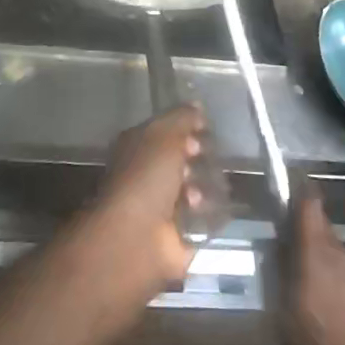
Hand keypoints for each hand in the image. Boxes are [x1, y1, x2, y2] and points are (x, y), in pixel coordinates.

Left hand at [86, 104, 206, 288]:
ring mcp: (165, 206)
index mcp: (138, 148)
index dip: (187, 128)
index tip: (203, 130)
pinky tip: (206, 213)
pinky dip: (210, 214)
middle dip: (198, 159)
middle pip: (186, 159)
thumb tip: (197, 106)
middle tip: (201, 163)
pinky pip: (206, 216)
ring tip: (196, 196)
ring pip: (199, 187)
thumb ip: (182, 117)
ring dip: (203, 188)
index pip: (169, 132)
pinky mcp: (182, 234)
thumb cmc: (145, 178)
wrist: (135, 238)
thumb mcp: (164, 135)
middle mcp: (149, 175)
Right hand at [278, 189, 344, 344]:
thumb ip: (274, 275)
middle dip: (300, 228)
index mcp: (316, 251)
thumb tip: (271, 249)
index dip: (298, 189)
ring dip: (314, 252)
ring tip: (295, 274)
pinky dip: (327, 272)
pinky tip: (317, 298)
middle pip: (319, 225)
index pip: (310, 204)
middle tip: (279, 241)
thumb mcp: (280, 313)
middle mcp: (339, 251)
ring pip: (330, 248)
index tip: (285, 182)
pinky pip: (340, 268)